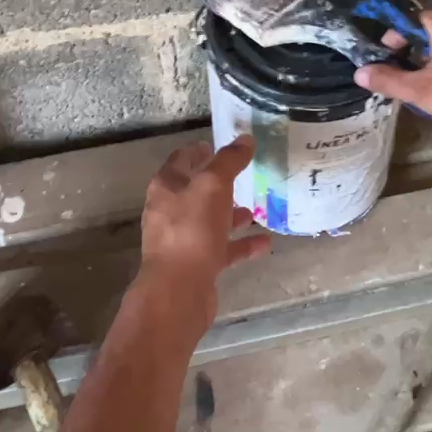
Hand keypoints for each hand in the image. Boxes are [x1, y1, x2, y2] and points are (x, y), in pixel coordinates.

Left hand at [136, 138, 271, 326]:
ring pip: (209, 221)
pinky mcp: (196, 266)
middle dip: (218, 185)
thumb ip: (229, 161)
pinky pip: (222, 249)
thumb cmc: (191, 229)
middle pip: (196, 192)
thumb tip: (245, 138)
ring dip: (230, 215)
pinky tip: (264, 243)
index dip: (198, 151)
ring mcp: (182, 241)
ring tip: (254, 210)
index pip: (181, 160)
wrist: (178, 292)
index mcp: (166, 187)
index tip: (217, 145)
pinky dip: (241, 245)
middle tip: (243, 177)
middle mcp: (170, 212)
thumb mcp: (214, 185)